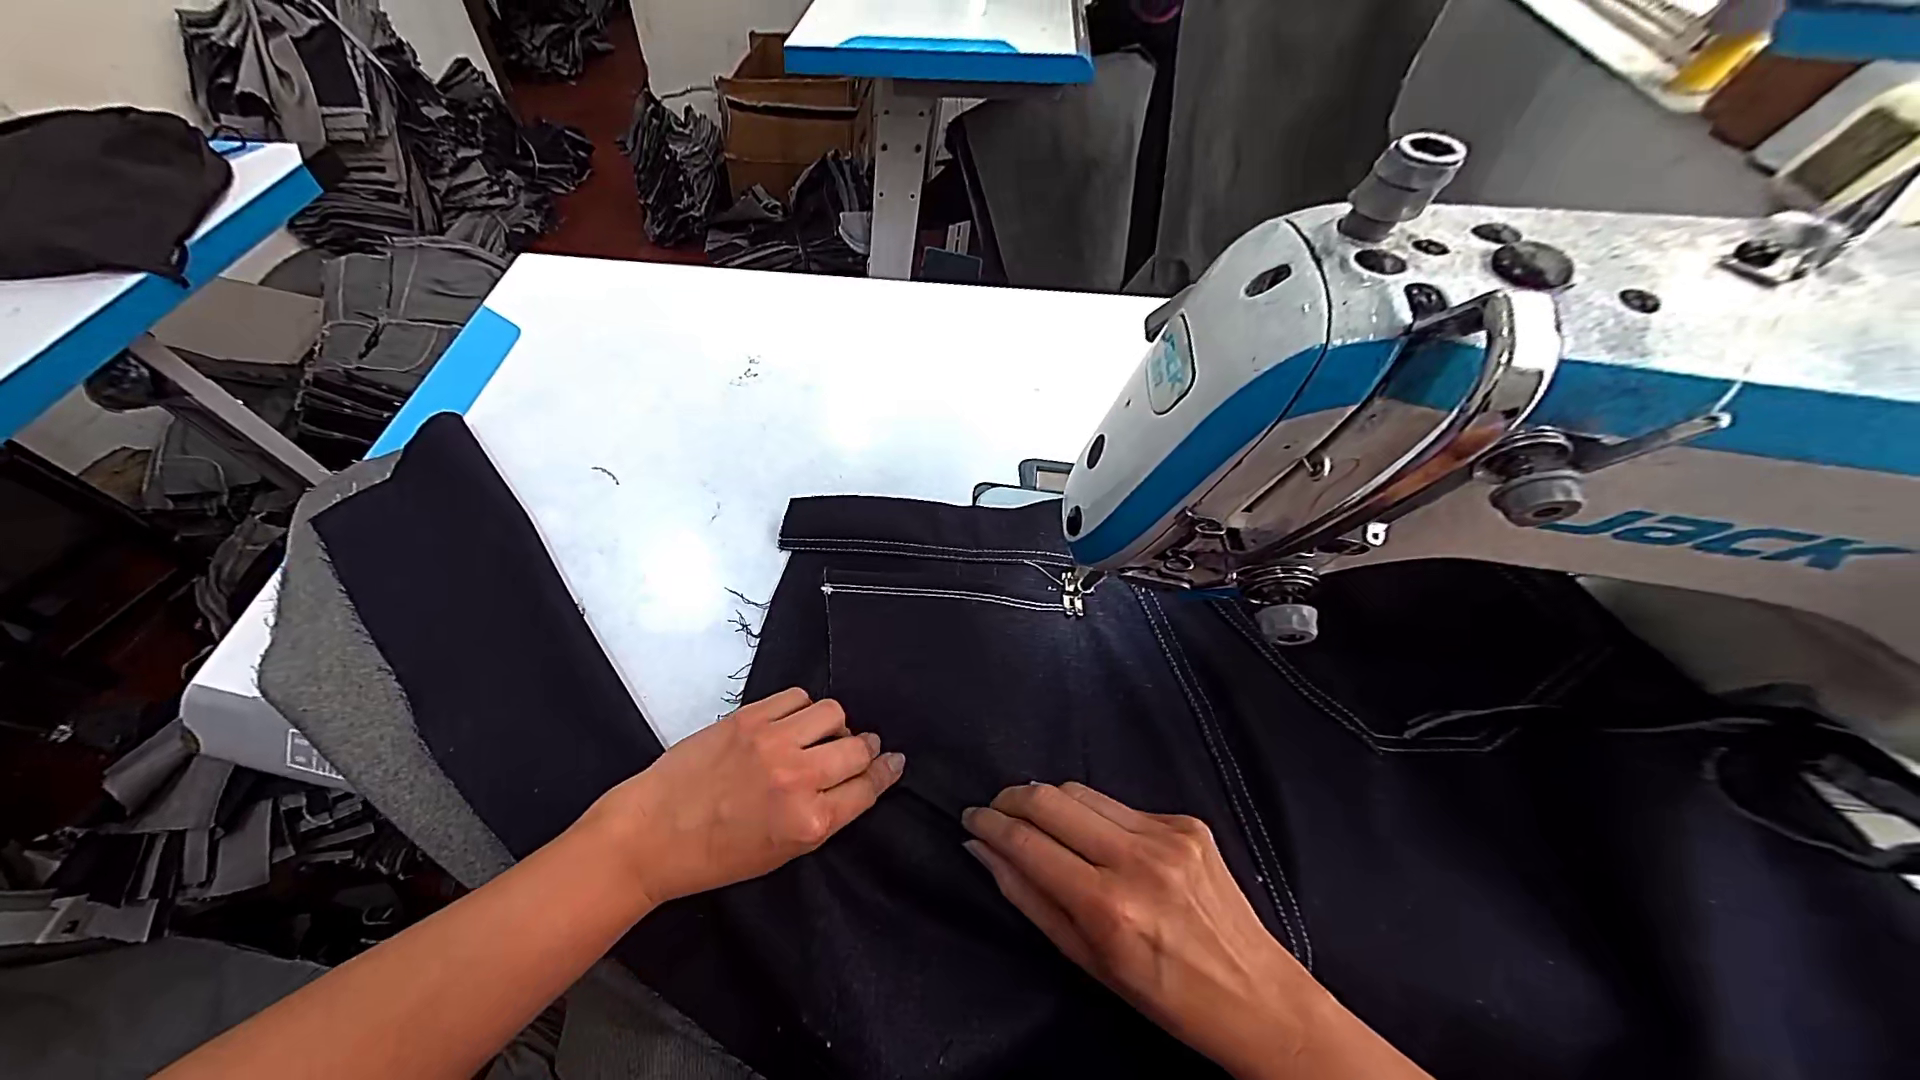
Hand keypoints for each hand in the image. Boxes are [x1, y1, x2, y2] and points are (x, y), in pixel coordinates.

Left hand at [578, 688, 903, 907]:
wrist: (651, 835)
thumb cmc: (713, 854)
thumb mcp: (782, 852)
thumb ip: (825, 816)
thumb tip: (858, 780)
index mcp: (808, 823)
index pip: (868, 788)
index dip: (886, 772)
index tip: (894, 762)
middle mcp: (797, 779)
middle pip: (859, 747)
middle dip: (867, 749)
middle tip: (861, 748)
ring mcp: (772, 743)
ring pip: (833, 713)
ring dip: (834, 725)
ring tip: (819, 736)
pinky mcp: (749, 718)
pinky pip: (798, 697)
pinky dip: (803, 708)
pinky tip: (792, 723)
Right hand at [962, 782, 1427, 1079]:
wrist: (1259, 998)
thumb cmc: (1165, 996)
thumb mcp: (1087, 962)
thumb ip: (1029, 899)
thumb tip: (983, 850)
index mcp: (1108, 906)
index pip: (1027, 842)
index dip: (990, 824)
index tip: (970, 818)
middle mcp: (1137, 858)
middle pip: (1050, 798)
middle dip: (1011, 798)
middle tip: (994, 809)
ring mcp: (1166, 833)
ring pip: (1081, 790)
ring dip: (1048, 800)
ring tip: (1035, 818)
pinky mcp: (1187, 821)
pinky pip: (1118, 804)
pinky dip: (1093, 814)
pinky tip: (1094, 837)